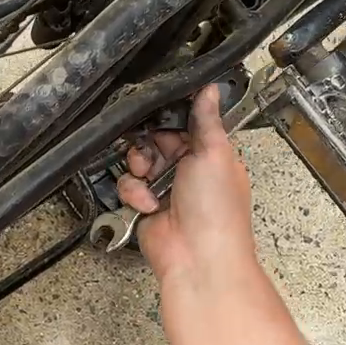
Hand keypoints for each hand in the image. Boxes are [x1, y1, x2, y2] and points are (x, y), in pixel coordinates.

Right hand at [116, 83, 257, 285]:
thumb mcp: (215, 153)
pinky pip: (128, 186)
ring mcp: (165, 189)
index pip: (181, 125)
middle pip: (154, 141)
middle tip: (153, 153)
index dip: (167, 122)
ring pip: (136, 161)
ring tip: (149, 179)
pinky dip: (134, 193)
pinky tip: (149, 204)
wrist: (197, 255)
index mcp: (209, 154)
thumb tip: (211, 89)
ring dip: (139, 169)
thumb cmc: (217, 211)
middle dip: (148, 145)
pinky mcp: (145, 205)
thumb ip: (207, 119)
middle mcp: (187, 170)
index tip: (157, 120)